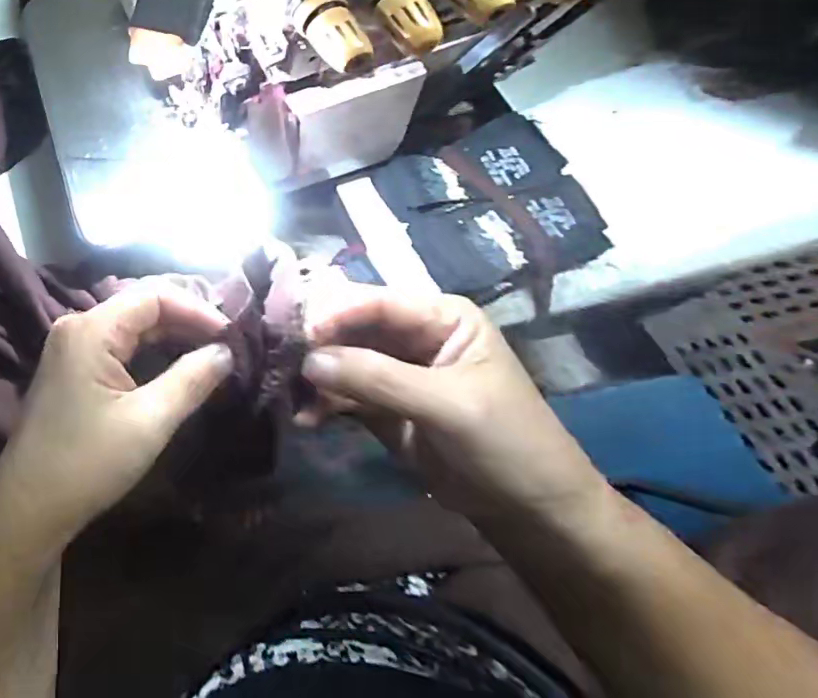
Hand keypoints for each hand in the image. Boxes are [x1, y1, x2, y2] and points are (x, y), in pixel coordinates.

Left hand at [0, 282, 232, 548]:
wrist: (29, 506)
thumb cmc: (88, 462)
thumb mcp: (148, 422)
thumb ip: (190, 380)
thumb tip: (226, 352)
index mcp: (90, 329)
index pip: (151, 295)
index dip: (195, 308)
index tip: (232, 334)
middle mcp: (77, 326)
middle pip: (139, 305)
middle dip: (185, 319)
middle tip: (228, 342)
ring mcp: (70, 346)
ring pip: (129, 325)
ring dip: (169, 334)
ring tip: (211, 350)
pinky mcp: (71, 367)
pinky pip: (117, 344)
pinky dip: (149, 349)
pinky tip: (176, 363)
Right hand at [298, 286, 607, 522]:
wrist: (535, 515)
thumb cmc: (509, 444)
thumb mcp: (449, 406)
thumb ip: (379, 378)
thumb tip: (308, 360)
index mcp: (439, 317)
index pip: (375, 302)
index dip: (334, 313)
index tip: (300, 334)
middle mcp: (411, 334)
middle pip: (349, 326)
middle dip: (316, 344)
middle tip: (282, 360)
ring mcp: (393, 369)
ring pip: (338, 358)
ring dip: (314, 377)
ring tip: (289, 395)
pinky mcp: (380, 402)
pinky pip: (340, 391)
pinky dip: (321, 403)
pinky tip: (305, 419)